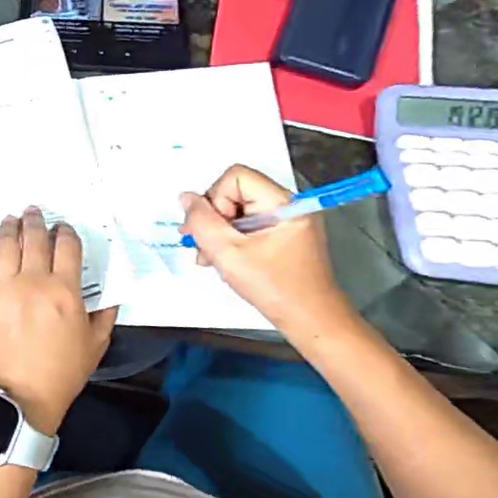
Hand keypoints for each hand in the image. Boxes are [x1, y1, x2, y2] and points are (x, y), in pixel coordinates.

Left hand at [0, 207, 116, 433]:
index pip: (66, 246)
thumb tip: (109, 294)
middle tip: (34, 212)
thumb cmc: (63, 370)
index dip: (66, 232)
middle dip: (35, 220)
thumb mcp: (97, 342)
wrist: (23, 393)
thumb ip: (105, 312)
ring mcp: (7, 288)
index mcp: (65, 291)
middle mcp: (35, 282)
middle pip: (34, 237)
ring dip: (9, 227)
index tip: (64, 229)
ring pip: (6, 244)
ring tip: (11, 219)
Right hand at [178, 165, 358, 347]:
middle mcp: (288, 205)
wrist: (311, 320)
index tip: (216, 231)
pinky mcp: (284, 234)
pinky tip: (226, 260)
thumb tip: (186, 198)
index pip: (235, 177)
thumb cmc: (276, 289)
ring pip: (239, 210)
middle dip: (215, 219)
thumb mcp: (228, 254)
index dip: (216, 200)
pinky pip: (249, 224)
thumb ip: (201, 222)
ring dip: (220, 232)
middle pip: (235, 192)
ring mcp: (288, 220)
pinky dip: (233, 239)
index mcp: (283, 203)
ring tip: (213, 258)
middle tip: (206, 248)